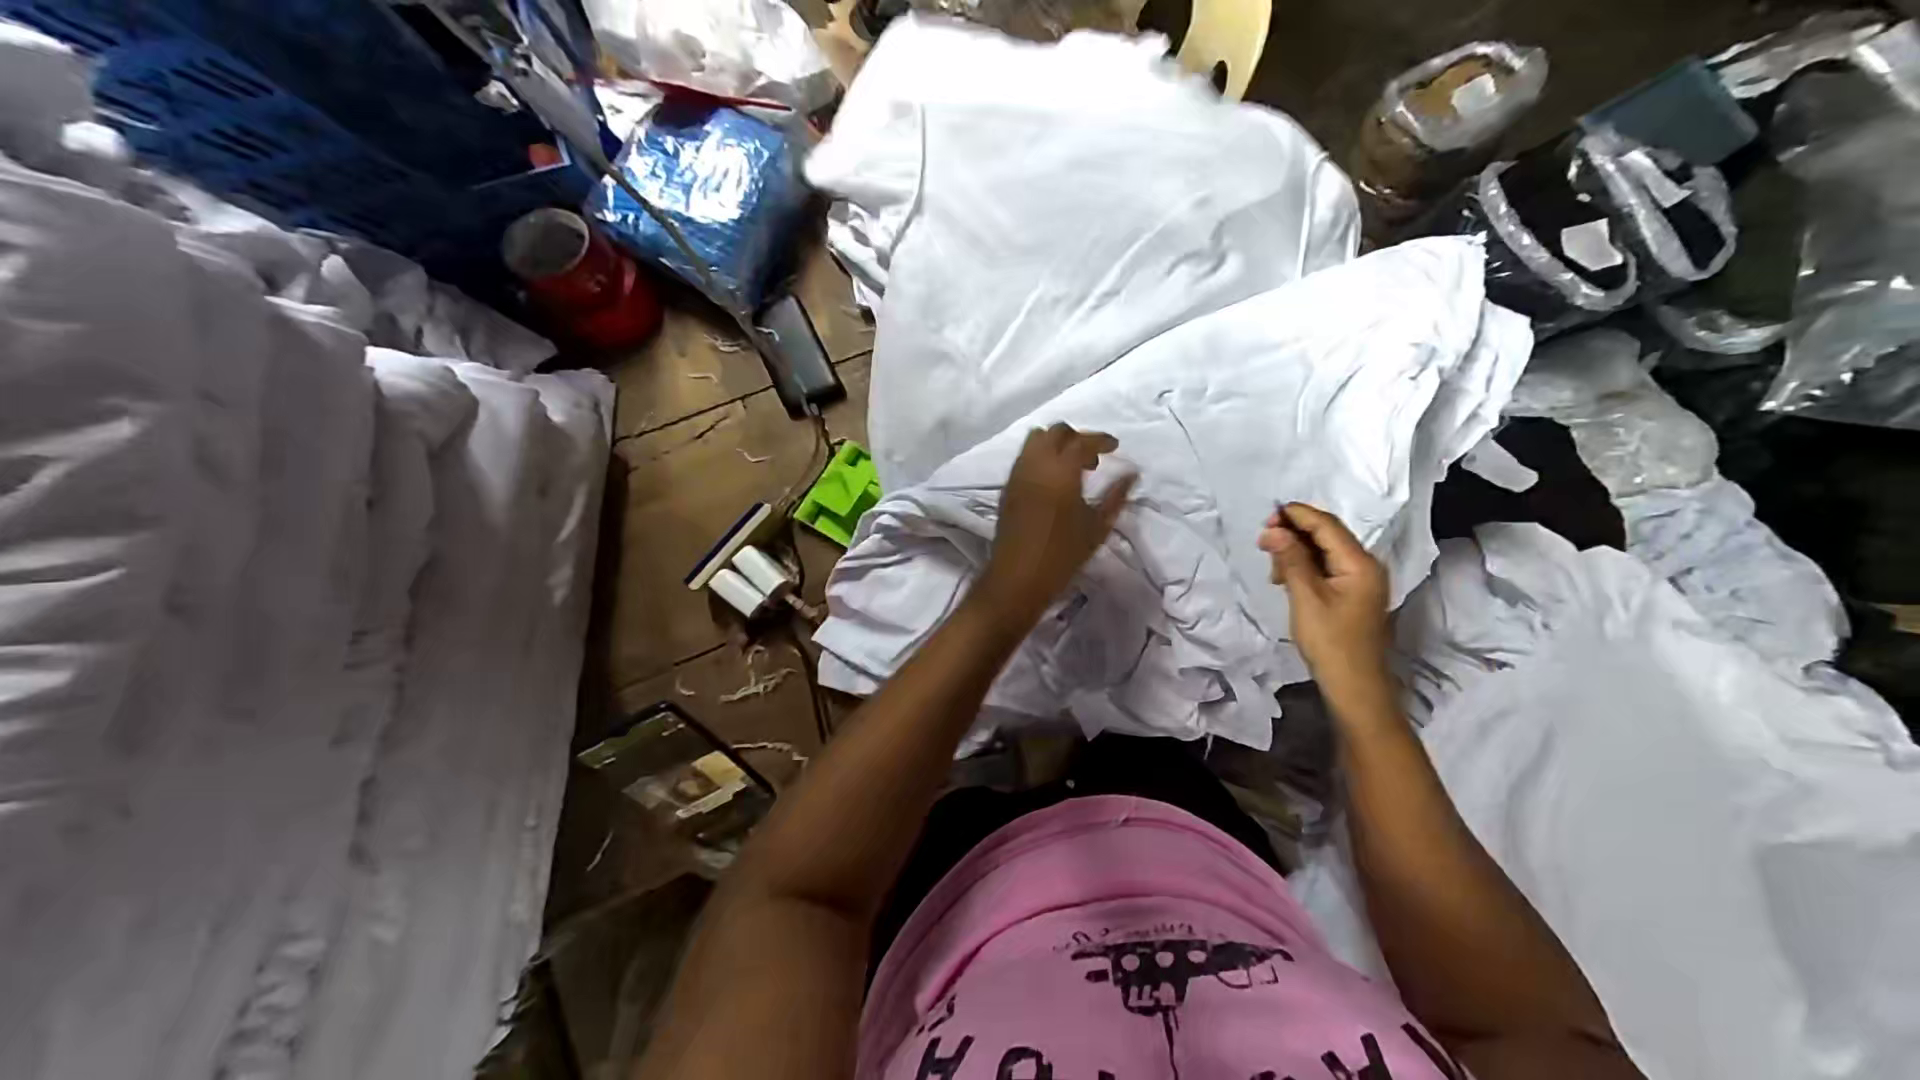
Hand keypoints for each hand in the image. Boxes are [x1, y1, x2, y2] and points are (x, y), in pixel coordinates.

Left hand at [978, 423, 1135, 620]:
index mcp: (1060, 470)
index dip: (1101, 440)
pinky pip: (1024, 457)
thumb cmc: (1062, 555)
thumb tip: (1132, 474)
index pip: (1081, 441)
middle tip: (1093, 457)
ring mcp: (1017, 474)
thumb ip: (1115, 496)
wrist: (1018, 577)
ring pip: (1035, 440)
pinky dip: (1041, 457)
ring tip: (1073, 467)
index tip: (1114, 446)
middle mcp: (1035, 464)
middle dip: (1076, 437)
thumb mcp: (1097, 527)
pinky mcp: (1007, 487)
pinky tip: (1054, 480)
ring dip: (1056, 444)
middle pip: (1055, 432)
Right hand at [1259, 503, 1392, 706]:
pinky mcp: (1352, 593)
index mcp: (1360, 563)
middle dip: (1295, 532)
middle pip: (1328, 535)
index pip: (1327, 526)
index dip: (1297, 515)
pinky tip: (1286, 577)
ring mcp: (1360, 580)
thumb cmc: (1330, 641)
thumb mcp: (1306, 597)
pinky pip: (1327, 567)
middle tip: (1264, 540)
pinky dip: (1305, 565)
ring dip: (1297, 550)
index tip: (1268, 515)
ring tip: (1273, 565)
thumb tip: (1274, 530)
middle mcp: (1366, 565)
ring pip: (1325, 550)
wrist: (1353, 684)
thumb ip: (1291, 559)